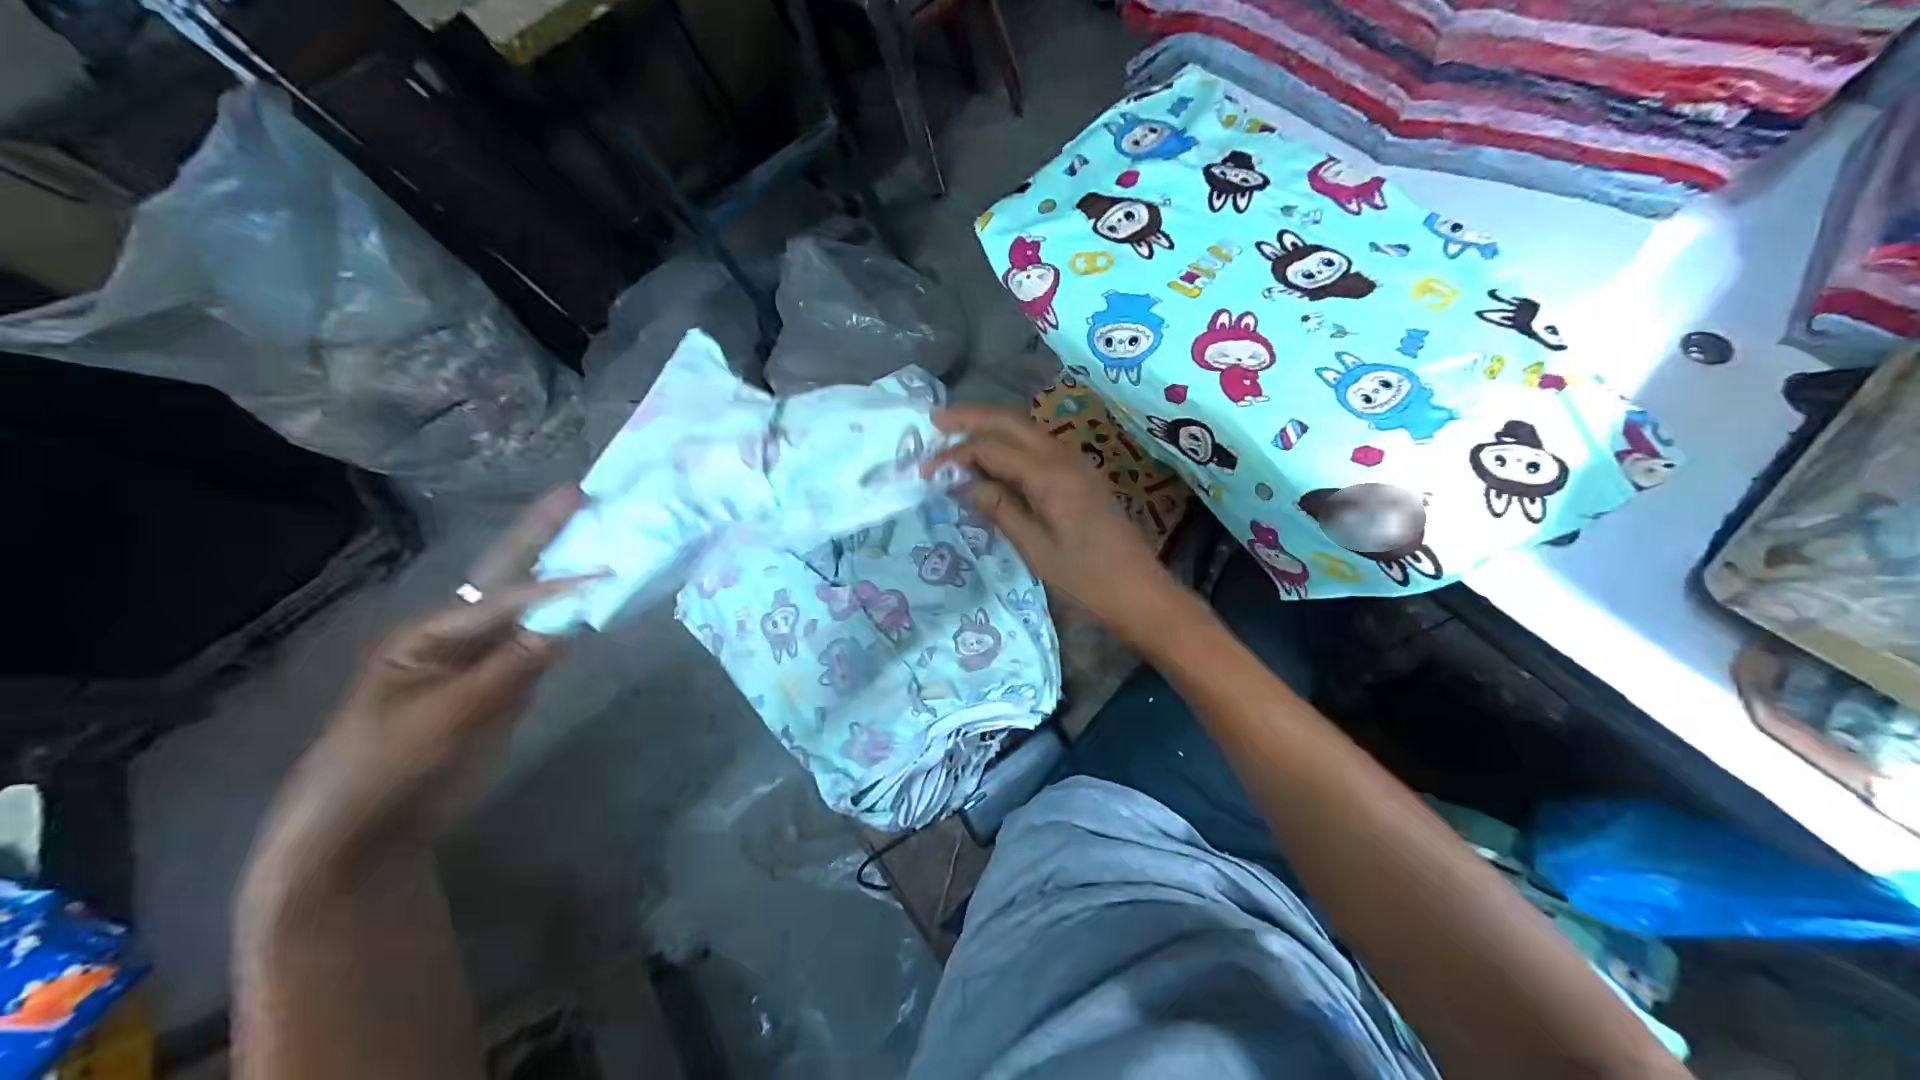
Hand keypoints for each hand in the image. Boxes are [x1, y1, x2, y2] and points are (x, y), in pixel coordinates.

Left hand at [254, 486, 589, 878]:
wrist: (367, 829)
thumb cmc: (389, 766)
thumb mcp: (448, 718)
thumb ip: (511, 668)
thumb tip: (570, 622)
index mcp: (431, 633)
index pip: (503, 599)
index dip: (554, 585)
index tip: (604, 571)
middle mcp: (461, 634)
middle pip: (510, 579)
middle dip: (544, 538)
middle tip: (579, 494)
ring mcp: (486, 659)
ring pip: (535, 609)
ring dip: (566, 574)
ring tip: (602, 537)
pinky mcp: (507, 685)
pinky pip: (546, 644)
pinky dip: (573, 620)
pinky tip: (598, 599)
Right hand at [928, 407, 1188, 641]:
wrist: (1138, 590)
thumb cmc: (1085, 577)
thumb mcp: (1035, 548)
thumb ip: (999, 508)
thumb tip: (963, 482)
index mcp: (1049, 474)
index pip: (991, 448)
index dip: (955, 455)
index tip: (925, 472)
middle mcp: (1062, 457)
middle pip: (1010, 421)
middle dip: (971, 417)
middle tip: (935, 421)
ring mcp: (1074, 463)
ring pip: (1025, 429)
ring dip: (990, 427)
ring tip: (955, 434)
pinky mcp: (1079, 475)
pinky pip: (1037, 447)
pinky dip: (1009, 444)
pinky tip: (992, 459)